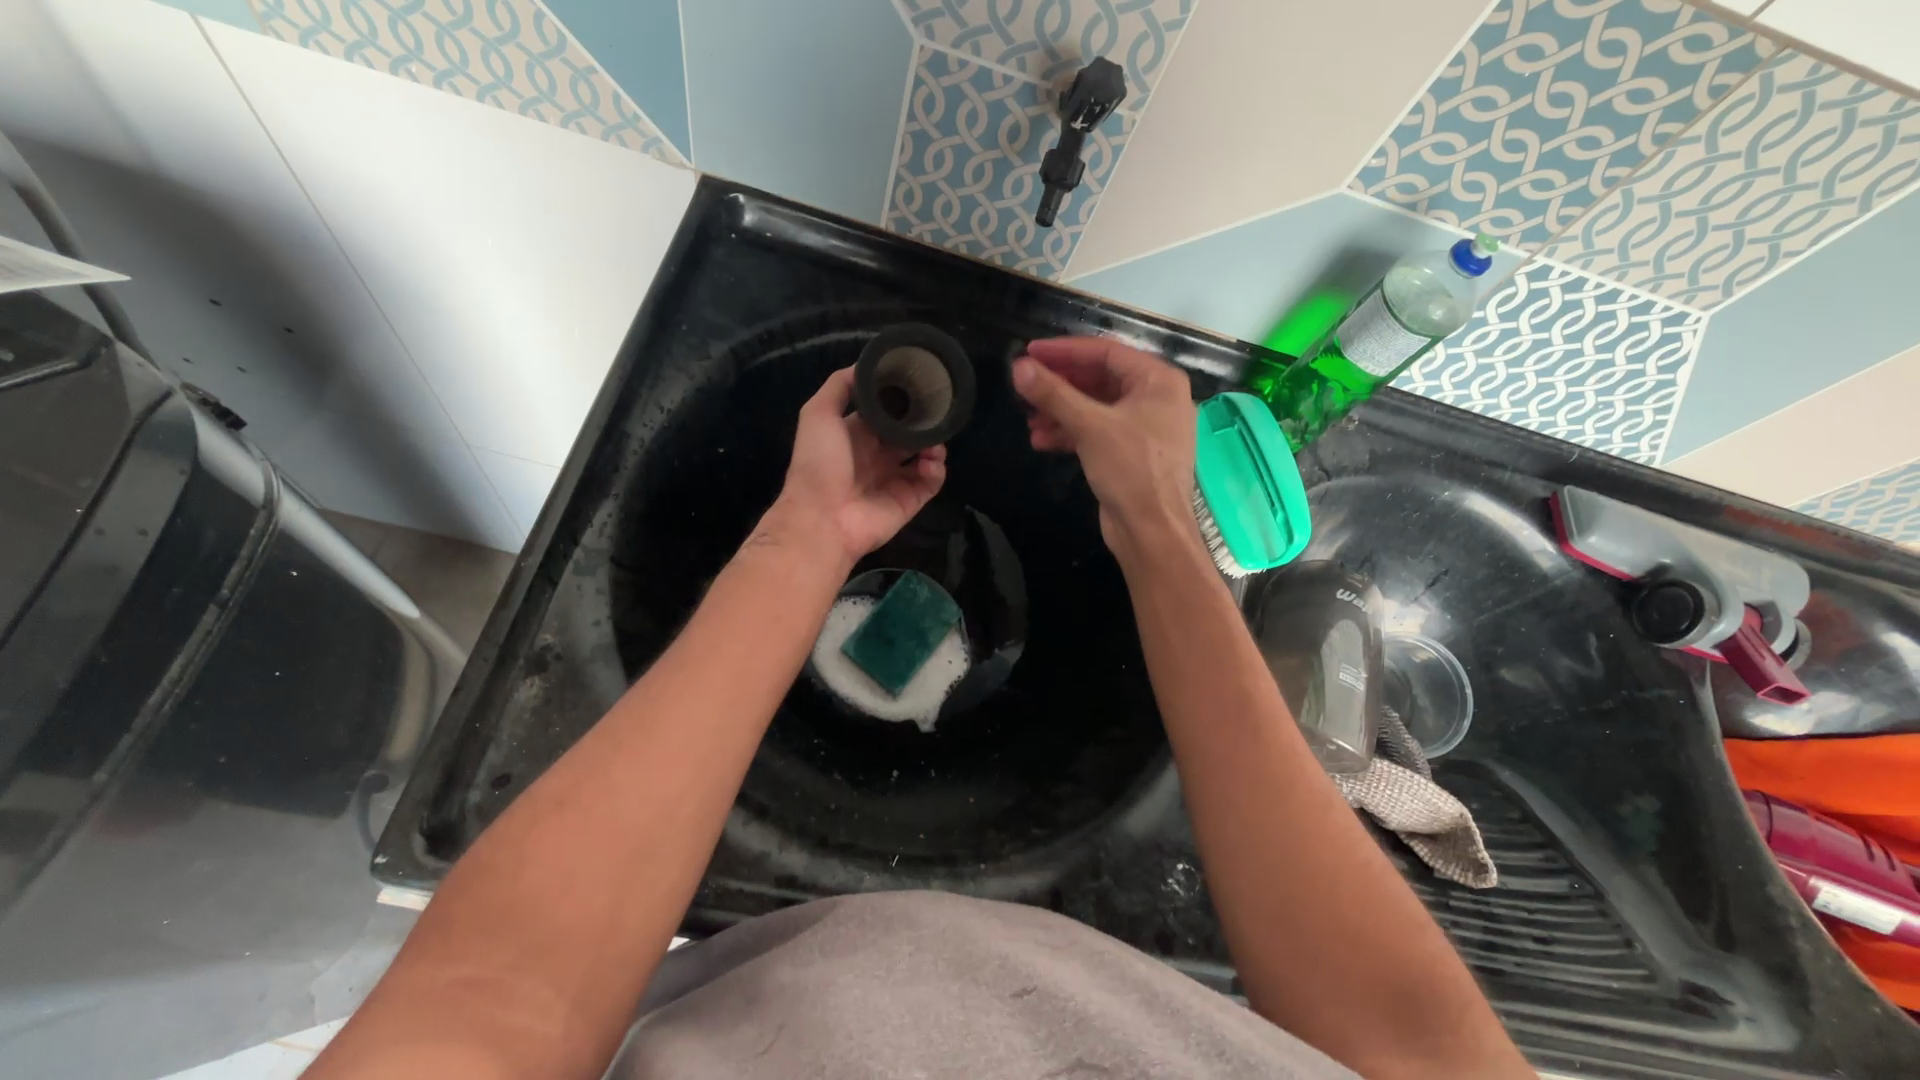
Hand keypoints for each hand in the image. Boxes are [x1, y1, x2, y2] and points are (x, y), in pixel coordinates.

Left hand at [759, 367, 947, 568]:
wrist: (822, 519)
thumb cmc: (818, 464)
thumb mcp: (818, 414)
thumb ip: (839, 386)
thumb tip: (866, 366)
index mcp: (856, 434)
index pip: (885, 413)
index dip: (901, 400)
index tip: (917, 386)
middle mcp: (876, 455)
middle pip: (908, 433)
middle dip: (923, 422)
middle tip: (935, 412)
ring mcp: (895, 478)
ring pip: (925, 456)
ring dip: (935, 445)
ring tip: (934, 440)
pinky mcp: (910, 500)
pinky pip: (932, 481)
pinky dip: (937, 469)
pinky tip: (930, 462)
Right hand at [1012, 337, 1198, 561]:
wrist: (1152, 530)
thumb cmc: (1131, 470)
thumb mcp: (1090, 426)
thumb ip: (1053, 394)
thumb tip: (1019, 368)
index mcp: (1159, 381)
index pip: (1106, 352)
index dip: (1065, 351)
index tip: (1029, 352)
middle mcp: (1157, 398)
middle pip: (1100, 379)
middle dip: (1061, 386)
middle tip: (1025, 386)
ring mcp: (1146, 427)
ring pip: (1096, 407)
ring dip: (1061, 411)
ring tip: (1029, 420)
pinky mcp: (1132, 453)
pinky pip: (1098, 431)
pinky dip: (1072, 432)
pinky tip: (1042, 441)